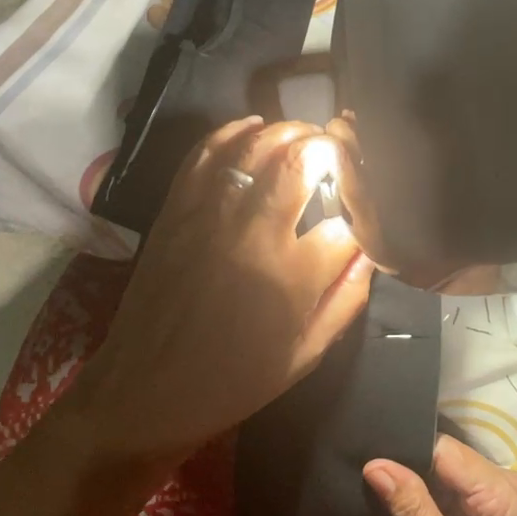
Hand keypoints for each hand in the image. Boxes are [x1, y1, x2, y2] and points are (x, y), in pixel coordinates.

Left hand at [61, 118, 373, 466]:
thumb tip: (371, 253)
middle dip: (331, 148)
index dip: (364, 212)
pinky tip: (256, 125)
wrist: (145, 390)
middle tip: (341, 154)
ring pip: (258, 145)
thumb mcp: (306, 356)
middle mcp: (255, 232)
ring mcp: (211, 213)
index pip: (349, 221)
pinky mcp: (178, 207)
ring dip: (290, 131)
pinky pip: (207, 151)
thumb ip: (346, 299)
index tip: (364, 217)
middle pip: (304, 160)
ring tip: (307, 137)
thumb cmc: (233, 379)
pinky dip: (234, 130)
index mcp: (293, 275)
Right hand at [364, 437, 516, 515]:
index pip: (443, 450)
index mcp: (504, 492)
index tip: (370, 483)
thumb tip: (376, 464)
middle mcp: (504, 486)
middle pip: (437, 471)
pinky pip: (442, 512)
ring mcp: (496, 505)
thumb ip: (412, 511)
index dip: (405, 462)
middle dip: (404, 506)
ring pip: (433, 493)